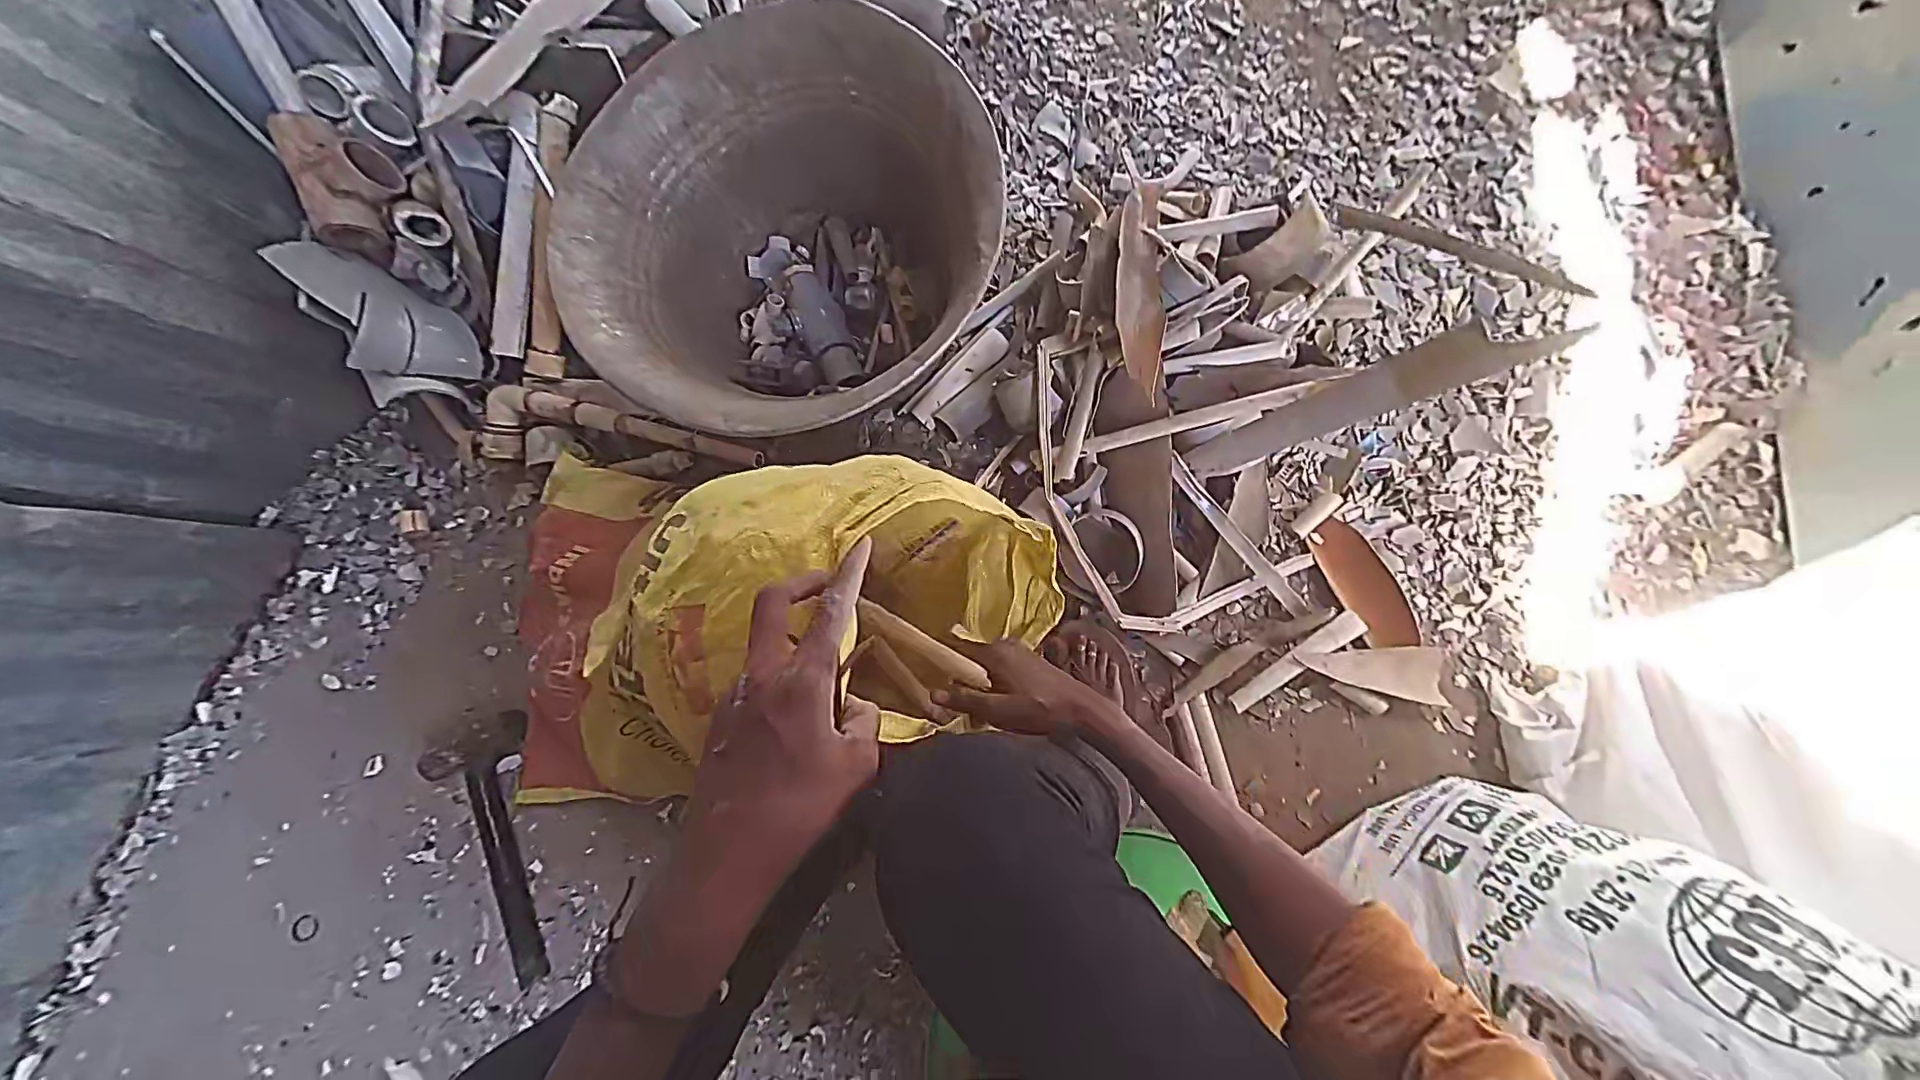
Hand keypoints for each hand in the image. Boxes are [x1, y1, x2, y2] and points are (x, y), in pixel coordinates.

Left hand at [680, 537, 881, 884]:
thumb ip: (862, 719)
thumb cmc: (800, 806)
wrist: (729, 851)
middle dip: (803, 582)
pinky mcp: (722, 717)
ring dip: (792, 635)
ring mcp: (736, 694)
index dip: (849, 573)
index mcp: (802, 681)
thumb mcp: (856, 765)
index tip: (860, 545)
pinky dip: (780, 674)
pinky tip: (796, 716)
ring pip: (764, 641)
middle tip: (829, 586)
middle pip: (773, 602)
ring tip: (824, 674)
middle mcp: (763, 675)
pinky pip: (757, 677)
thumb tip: (852, 702)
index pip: (831, 612)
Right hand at [935, 636, 1126, 739]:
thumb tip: (934, 694)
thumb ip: (967, 701)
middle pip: (972, 659)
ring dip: (981, 684)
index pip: (957, 649)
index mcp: (995, 653)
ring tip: (984, 709)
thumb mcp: (1000, 711)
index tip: (930, 673)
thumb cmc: (1042, 711)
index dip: (943, 661)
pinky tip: (1003, 704)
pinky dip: (996, 684)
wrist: (1083, 711)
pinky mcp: (1031, 662)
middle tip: (961, 704)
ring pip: (988, 666)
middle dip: (963, 679)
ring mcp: (1020, 652)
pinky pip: (1002, 669)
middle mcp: (1006, 646)